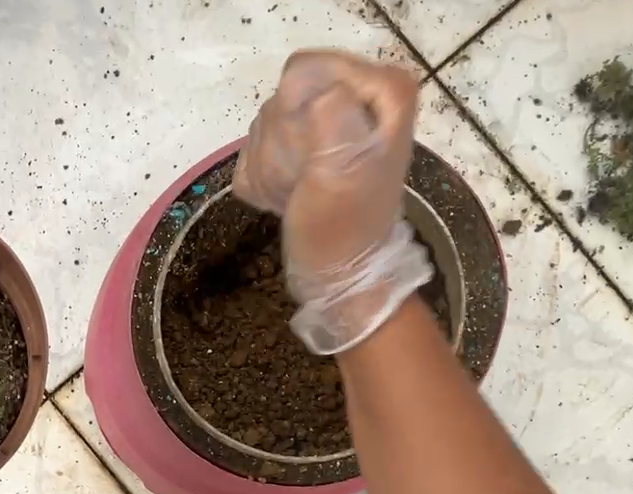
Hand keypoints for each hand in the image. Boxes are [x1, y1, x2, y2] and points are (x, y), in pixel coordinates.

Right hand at [233, 51, 432, 353]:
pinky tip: (284, 200)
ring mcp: (322, 127)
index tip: (308, 160)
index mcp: (378, 90)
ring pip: (263, 128)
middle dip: (279, 149)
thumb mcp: (342, 175)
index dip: (291, 116)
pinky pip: (253, 154)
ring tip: (296, 196)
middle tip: (302, 185)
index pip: (302, 73)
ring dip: (269, 169)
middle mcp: (354, 98)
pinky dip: (260, 182)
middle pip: (279, 101)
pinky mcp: (299, 154)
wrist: (340, 280)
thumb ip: (332, 120)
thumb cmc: (342, 234)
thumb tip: (314, 94)